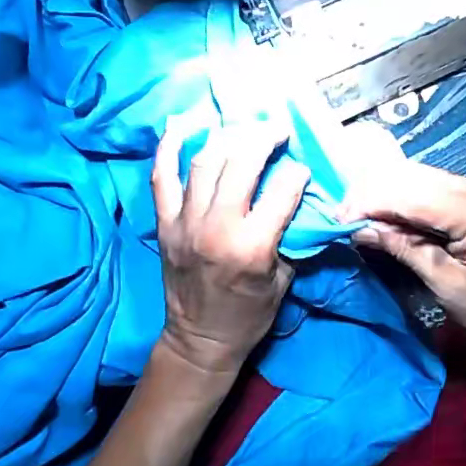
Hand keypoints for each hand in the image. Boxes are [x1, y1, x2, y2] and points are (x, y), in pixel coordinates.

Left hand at [150, 118, 309, 379]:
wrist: (199, 340)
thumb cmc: (249, 315)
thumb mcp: (284, 280)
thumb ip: (292, 236)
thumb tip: (303, 198)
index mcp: (251, 248)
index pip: (281, 192)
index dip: (297, 173)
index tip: (302, 167)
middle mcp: (216, 228)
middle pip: (240, 165)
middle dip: (263, 138)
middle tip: (278, 128)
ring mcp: (184, 223)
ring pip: (205, 163)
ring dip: (227, 137)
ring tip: (244, 127)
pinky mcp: (164, 223)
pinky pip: (162, 177)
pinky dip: (169, 148)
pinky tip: (182, 125)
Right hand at [340, 161, 465, 356]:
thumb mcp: (448, 287)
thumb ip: (405, 250)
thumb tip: (361, 229)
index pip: (407, 193)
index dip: (367, 203)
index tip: (337, 221)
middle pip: (409, 176)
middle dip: (371, 194)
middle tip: (343, 220)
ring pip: (417, 176)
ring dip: (385, 194)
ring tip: (359, 219)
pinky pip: (430, 186)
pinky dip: (404, 198)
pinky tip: (387, 216)